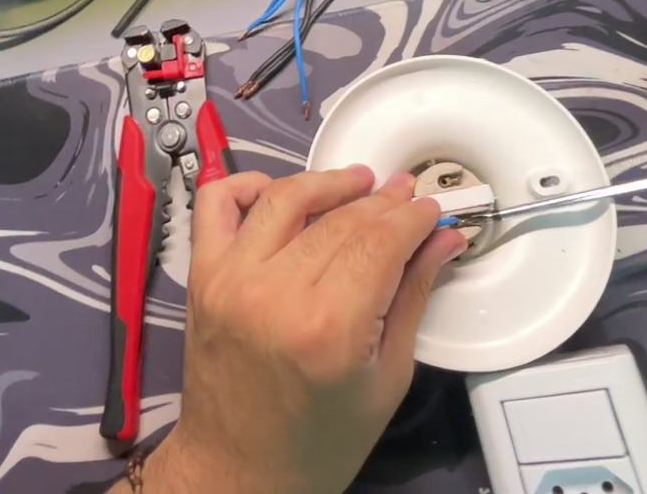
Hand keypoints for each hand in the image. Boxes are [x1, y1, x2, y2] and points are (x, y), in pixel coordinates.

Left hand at [142, 166, 464, 493]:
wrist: (236, 470)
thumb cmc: (319, 440)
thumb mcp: (386, 378)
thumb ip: (414, 296)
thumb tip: (443, 239)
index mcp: (328, 328)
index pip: (380, 241)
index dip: (411, 217)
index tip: (430, 208)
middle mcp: (274, 292)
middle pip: (340, 218)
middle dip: (381, 200)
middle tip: (404, 192)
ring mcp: (230, 277)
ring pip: (284, 198)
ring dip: (326, 181)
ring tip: (358, 180)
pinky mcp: (203, 273)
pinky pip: (216, 203)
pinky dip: (245, 184)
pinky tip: (279, 191)